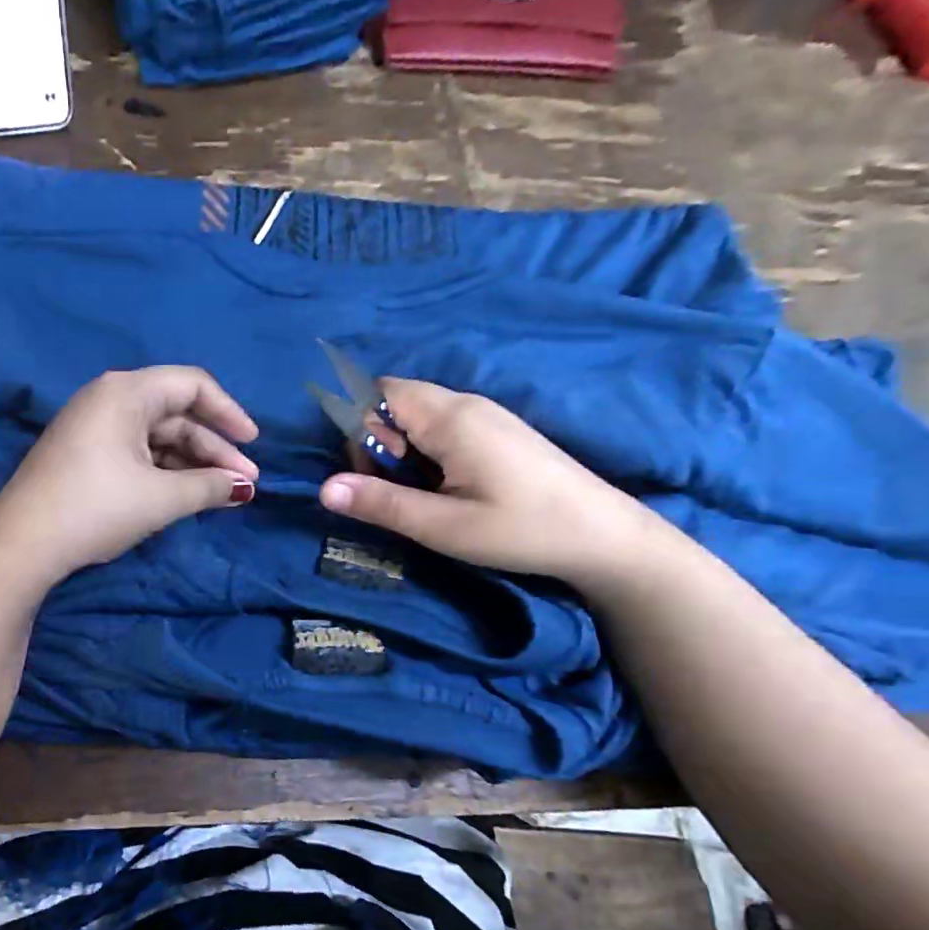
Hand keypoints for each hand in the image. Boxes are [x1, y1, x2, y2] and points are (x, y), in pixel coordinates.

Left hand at [0, 367, 258, 581]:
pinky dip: (165, 470)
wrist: (21, 545)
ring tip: (223, 494)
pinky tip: (187, 494)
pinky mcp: (85, 453)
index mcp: (126, 392)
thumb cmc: (96, 508)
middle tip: (244, 484)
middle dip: (214, 448)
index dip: (229, 413)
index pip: (192, 385)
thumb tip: (246, 489)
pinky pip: (137, 451)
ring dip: (192, 463)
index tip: (253, 444)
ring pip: (158, 435)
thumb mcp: (161, 498)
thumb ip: (210, 487)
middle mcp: (109, 399)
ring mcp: (94, 426)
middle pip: (176, 412)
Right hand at [318, 377, 659, 581]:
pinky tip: (445, 488)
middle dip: (378, 439)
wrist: (605, 536)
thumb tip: (323, 489)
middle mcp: (467, 403)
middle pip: (396, 399)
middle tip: (394, 488)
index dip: (360, 429)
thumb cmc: (522, 530)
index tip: (375, 474)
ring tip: (420, 493)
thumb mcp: (445, 526)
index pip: (379, 393)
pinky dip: (426, 450)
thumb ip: (382, 504)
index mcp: (451, 418)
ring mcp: (486, 414)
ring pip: (418, 413)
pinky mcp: (497, 430)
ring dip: (403, 448)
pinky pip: (442, 424)